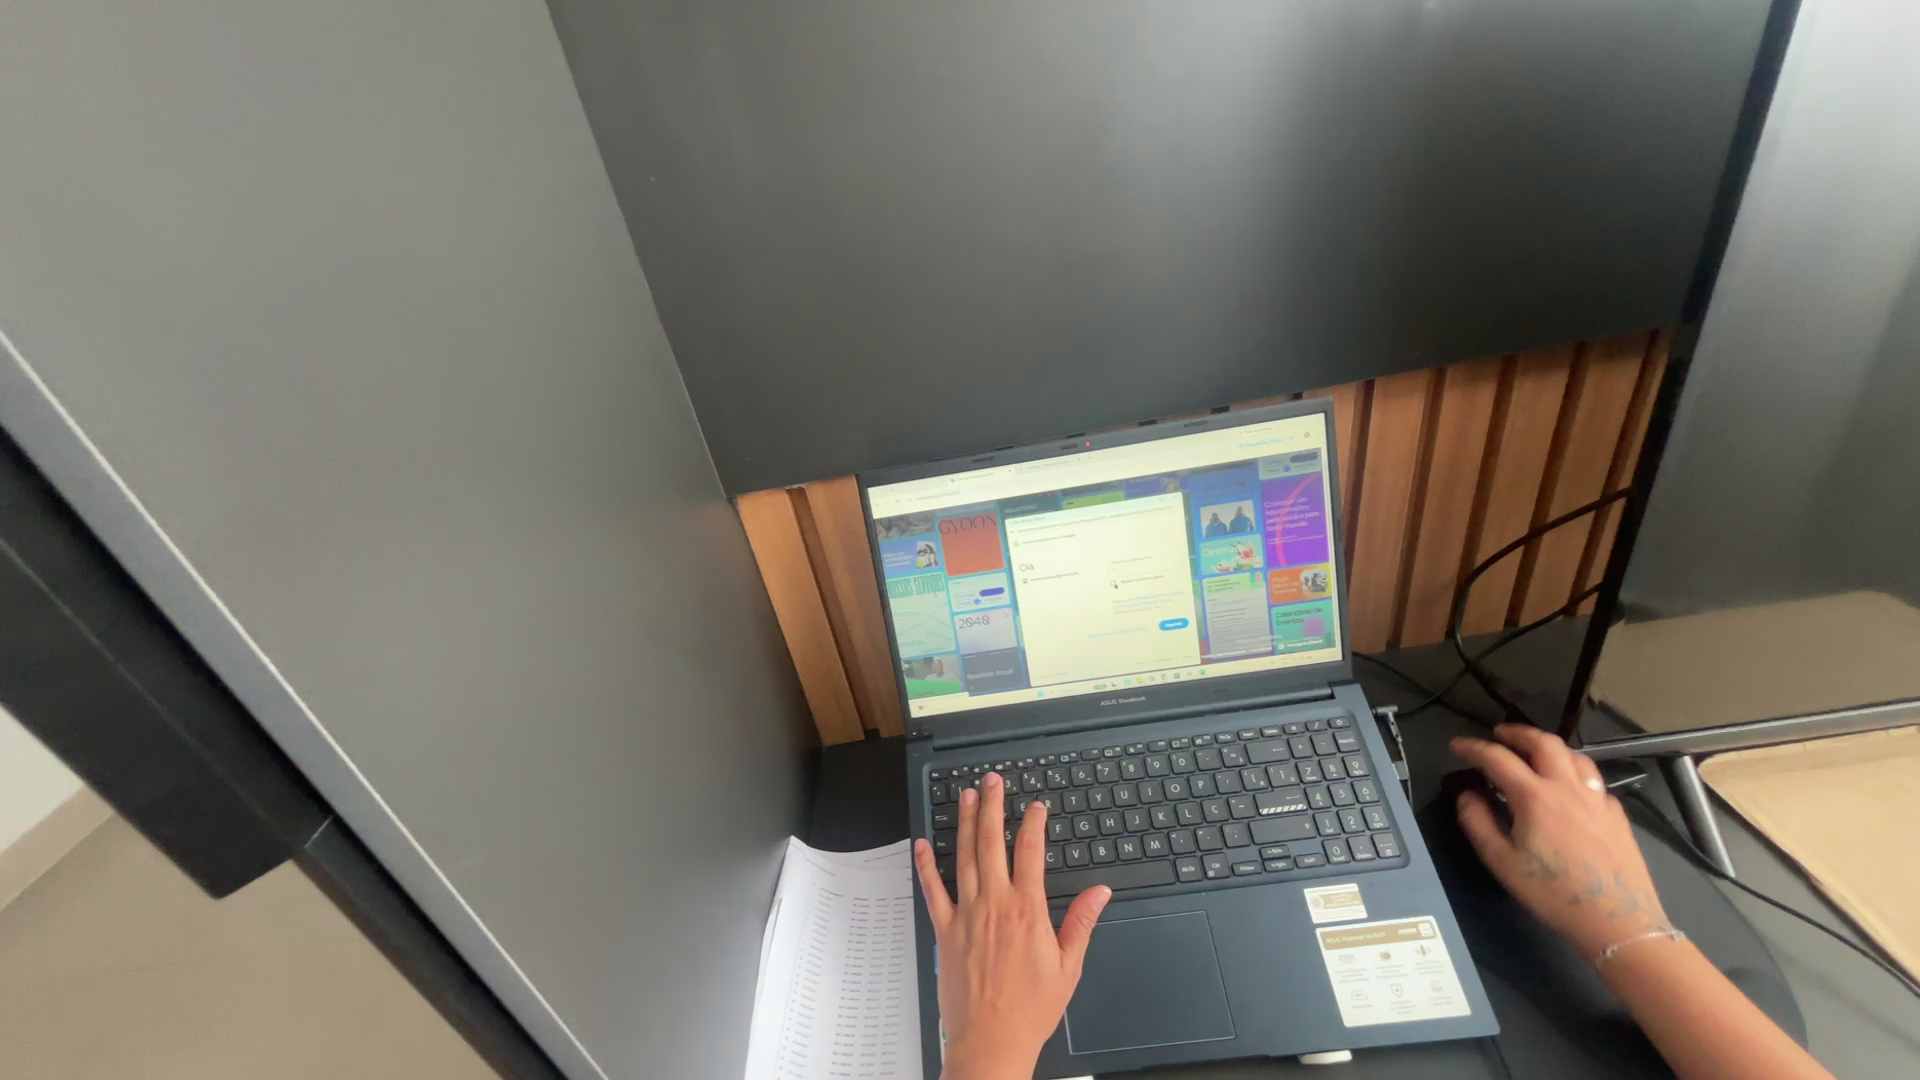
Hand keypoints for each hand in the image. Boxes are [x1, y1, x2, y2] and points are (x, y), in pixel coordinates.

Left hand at [913, 773, 1112, 1079]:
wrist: (992, 1041)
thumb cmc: (1031, 1008)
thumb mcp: (1069, 966)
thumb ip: (1082, 922)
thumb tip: (1100, 892)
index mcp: (1027, 909)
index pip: (1030, 852)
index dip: (1033, 823)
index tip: (1035, 806)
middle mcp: (995, 903)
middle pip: (992, 842)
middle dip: (992, 806)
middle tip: (991, 780)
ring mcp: (967, 913)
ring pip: (964, 856)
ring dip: (965, 823)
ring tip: (965, 796)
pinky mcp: (945, 929)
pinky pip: (933, 890)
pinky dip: (926, 866)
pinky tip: (922, 844)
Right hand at [1450, 725, 1667, 957]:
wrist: (1619, 924)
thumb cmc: (1552, 892)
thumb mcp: (1500, 860)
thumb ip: (1476, 820)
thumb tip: (1468, 795)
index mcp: (1535, 797)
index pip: (1497, 757)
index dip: (1472, 747)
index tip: (1456, 746)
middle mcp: (1568, 789)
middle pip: (1544, 742)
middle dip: (1517, 732)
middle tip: (1498, 734)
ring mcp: (1598, 801)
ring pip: (1575, 756)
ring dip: (1549, 747)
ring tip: (1534, 753)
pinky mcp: (1618, 817)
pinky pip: (1594, 781)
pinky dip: (1574, 773)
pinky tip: (1567, 788)